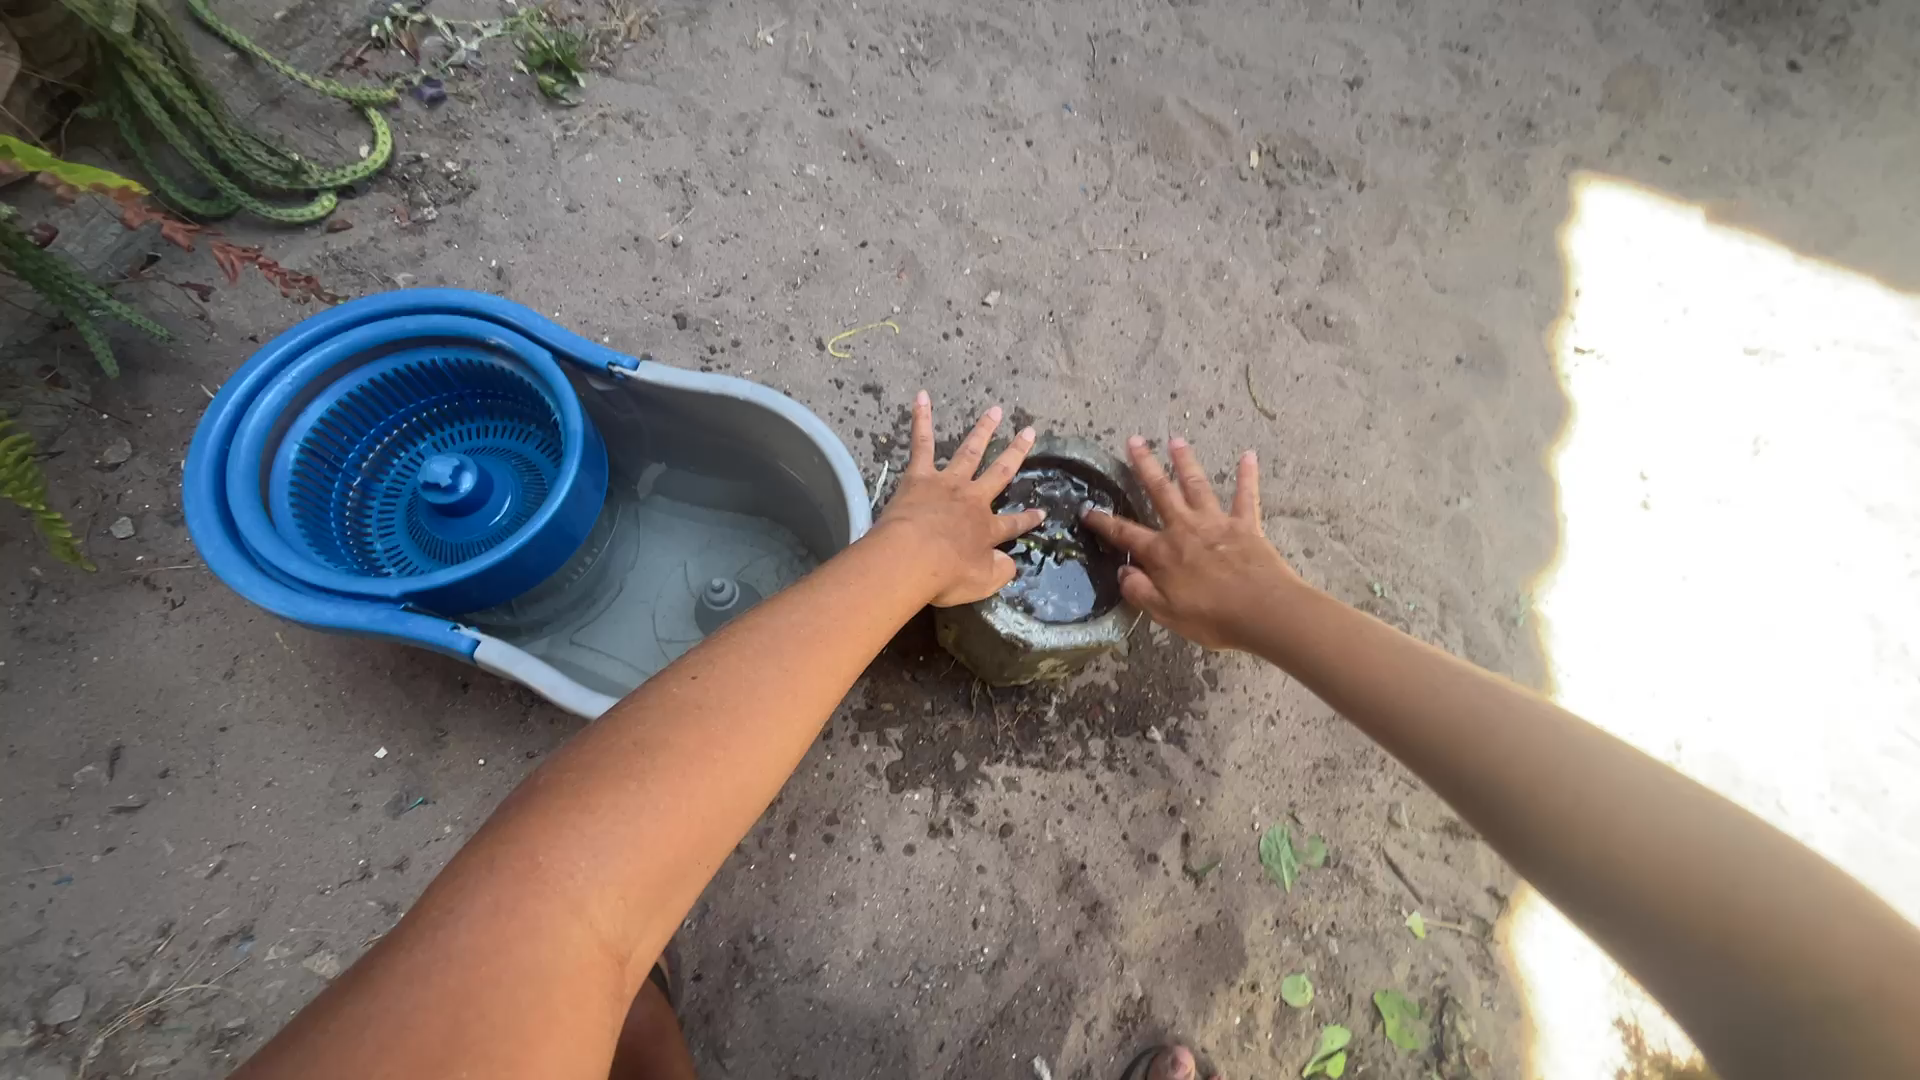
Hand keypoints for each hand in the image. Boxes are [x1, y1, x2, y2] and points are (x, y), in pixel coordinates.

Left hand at [873, 392, 1044, 606]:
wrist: (912, 557)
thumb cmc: (946, 575)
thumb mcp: (983, 582)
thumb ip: (1000, 572)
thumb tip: (1011, 564)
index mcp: (988, 529)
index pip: (1013, 524)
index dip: (1028, 519)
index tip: (1041, 512)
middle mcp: (973, 499)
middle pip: (999, 473)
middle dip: (1016, 453)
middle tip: (1029, 431)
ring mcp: (948, 483)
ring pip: (970, 451)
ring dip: (983, 430)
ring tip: (994, 410)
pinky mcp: (920, 476)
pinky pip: (922, 443)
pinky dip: (921, 419)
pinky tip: (921, 397)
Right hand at [1080, 435, 1300, 650]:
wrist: (1263, 611)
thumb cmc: (1212, 617)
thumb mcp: (1164, 613)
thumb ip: (1139, 591)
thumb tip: (1123, 571)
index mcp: (1161, 553)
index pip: (1124, 533)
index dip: (1103, 522)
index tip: (1087, 509)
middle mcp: (1184, 529)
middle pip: (1159, 491)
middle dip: (1144, 466)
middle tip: (1134, 441)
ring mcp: (1216, 523)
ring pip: (1196, 485)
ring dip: (1185, 461)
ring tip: (1176, 440)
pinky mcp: (1246, 526)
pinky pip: (1246, 496)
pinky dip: (1247, 475)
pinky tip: (1248, 456)